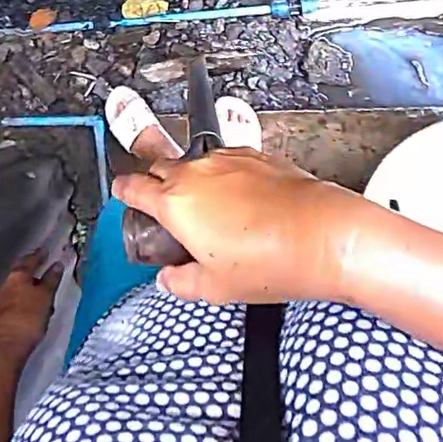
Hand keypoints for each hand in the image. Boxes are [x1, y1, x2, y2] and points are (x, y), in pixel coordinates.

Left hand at [0, 251, 63, 357]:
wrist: (5, 347)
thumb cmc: (28, 318)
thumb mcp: (44, 297)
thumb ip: (51, 280)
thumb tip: (57, 264)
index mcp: (17, 275)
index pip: (30, 260)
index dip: (39, 255)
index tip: (46, 250)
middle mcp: (7, 284)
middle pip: (20, 272)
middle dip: (31, 268)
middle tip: (41, 265)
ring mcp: (2, 300)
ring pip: (17, 286)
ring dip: (28, 285)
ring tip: (40, 287)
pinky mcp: (1, 315)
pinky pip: (15, 300)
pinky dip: (24, 298)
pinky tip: (32, 306)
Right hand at [112, 147, 378, 303]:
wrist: (321, 233)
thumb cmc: (269, 261)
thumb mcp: (217, 288)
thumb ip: (182, 282)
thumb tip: (169, 279)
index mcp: (174, 203)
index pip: (132, 187)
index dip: (122, 189)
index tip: (121, 191)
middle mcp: (192, 173)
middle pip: (158, 167)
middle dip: (155, 183)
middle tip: (165, 207)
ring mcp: (222, 159)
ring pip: (192, 163)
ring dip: (192, 180)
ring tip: (212, 209)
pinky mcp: (250, 153)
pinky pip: (223, 160)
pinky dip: (222, 175)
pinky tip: (241, 199)